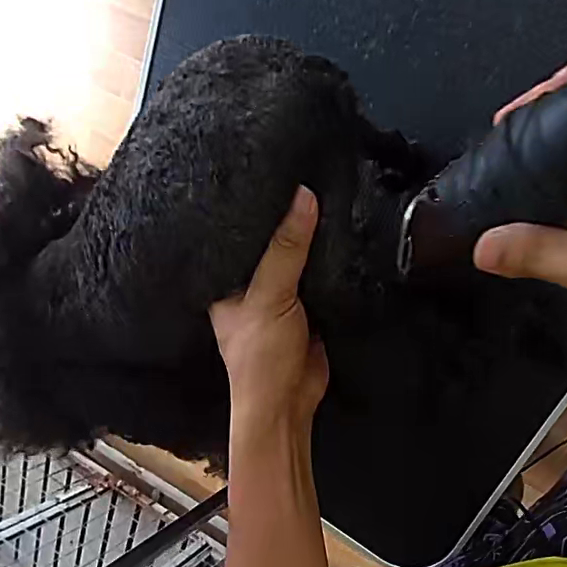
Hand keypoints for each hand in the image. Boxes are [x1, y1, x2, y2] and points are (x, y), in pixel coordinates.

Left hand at [211, 187, 329, 427]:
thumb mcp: (269, 295)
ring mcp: (282, 299)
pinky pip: (320, 281)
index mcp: (224, 279)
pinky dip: (330, 265)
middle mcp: (251, 285)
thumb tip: (305, 196)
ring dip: (312, 240)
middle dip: (286, 218)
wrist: (290, 403)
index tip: (266, 163)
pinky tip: (342, 236)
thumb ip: (286, 248)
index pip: (236, 230)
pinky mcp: (311, 311)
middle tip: (303, 168)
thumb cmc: (261, 354)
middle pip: (270, 243)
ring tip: (328, 190)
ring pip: (298, 261)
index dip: (251, 203)